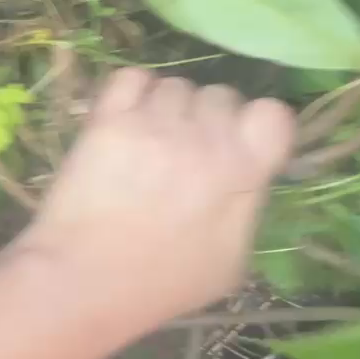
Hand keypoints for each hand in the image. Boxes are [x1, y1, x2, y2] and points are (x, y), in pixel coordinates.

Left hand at [10, 68, 295, 333]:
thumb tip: (243, 176)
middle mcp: (201, 139)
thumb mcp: (232, 258)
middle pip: (218, 94)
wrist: (87, 276)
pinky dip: (132, 90)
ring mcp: (152, 124)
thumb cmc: (163, 280)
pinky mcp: (107, 119)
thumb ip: (245, 205)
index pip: (273, 113)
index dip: (255, 123)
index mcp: (243, 174)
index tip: (237, 142)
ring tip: (150, 137)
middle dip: (206, 116)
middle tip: (184, 146)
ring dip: (166, 105)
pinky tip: (126, 117)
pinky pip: (129, 78)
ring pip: (173, 85)